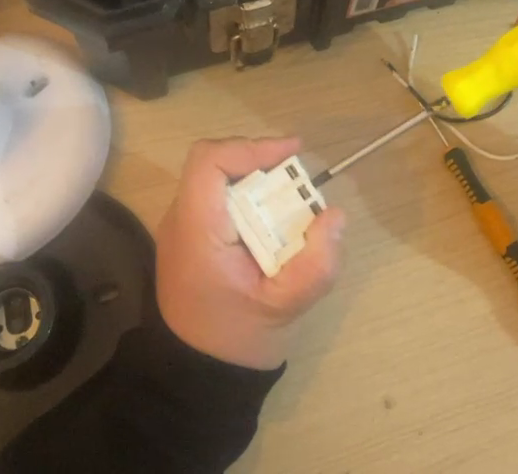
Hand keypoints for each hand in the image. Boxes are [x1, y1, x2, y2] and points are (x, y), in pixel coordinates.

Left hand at [155, 137, 346, 369]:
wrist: (199, 371)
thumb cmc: (238, 338)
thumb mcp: (285, 306)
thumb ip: (316, 264)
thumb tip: (335, 216)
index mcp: (197, 230)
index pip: (208, 162)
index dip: (250, 146)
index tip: (293, 153)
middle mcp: (182, 219)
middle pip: (216, 162)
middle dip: (261, 160)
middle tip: (299, 176)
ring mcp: (183, 225)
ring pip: (218, 176)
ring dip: (256, 176)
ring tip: (292, 194)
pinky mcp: (193, 233)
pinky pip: (219, 195)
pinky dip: (249, 193)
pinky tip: (275, 213)